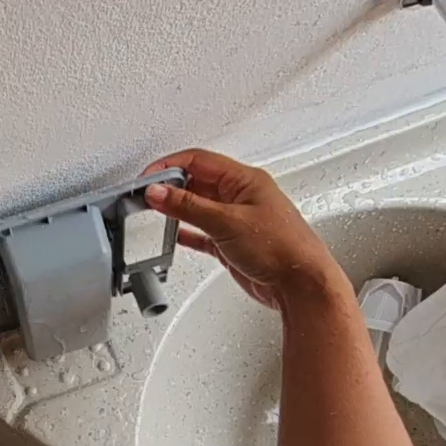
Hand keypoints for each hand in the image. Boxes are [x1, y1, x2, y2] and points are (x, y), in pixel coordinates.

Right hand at [141, 148, 341, 309]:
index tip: (146, 179)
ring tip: (153, 211)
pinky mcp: (231, 242)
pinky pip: (202, 230)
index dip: (168, 166)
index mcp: (244, 180)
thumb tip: (159, 193)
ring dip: (176, 207)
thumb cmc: (282, 248)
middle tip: (145, 196)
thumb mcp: (226, 221)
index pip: (198, 161)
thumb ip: (188, 207)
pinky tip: (175, 235)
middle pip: (196, 181)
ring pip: (197, 205)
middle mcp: (240, 196)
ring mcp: (236, 219)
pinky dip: (186, 231)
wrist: (299, 284)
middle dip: (169, 185)